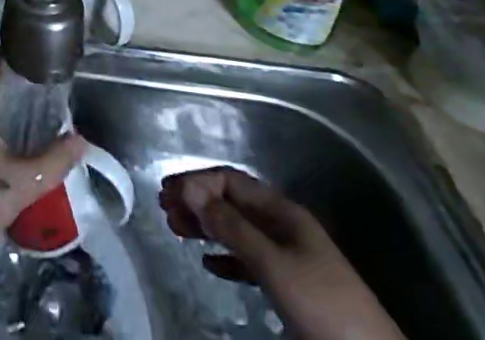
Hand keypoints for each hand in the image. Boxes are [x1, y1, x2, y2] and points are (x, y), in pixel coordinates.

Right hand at [159, 167, 405, 339]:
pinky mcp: (289, 284)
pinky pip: (248, 260)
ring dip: (206, 225)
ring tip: (174, 228)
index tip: (167, 193)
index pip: (232, 181)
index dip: (197, 182)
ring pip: (237, 229)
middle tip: (163, 207)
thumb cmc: (321, 303)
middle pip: (232, 202)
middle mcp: (283, 226)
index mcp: (282, 212)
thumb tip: (188, 189)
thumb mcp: (273, 263)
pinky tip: (208, 264)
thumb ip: (231, 226)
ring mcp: (288, 255)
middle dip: (197, 200)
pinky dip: (225, 257)